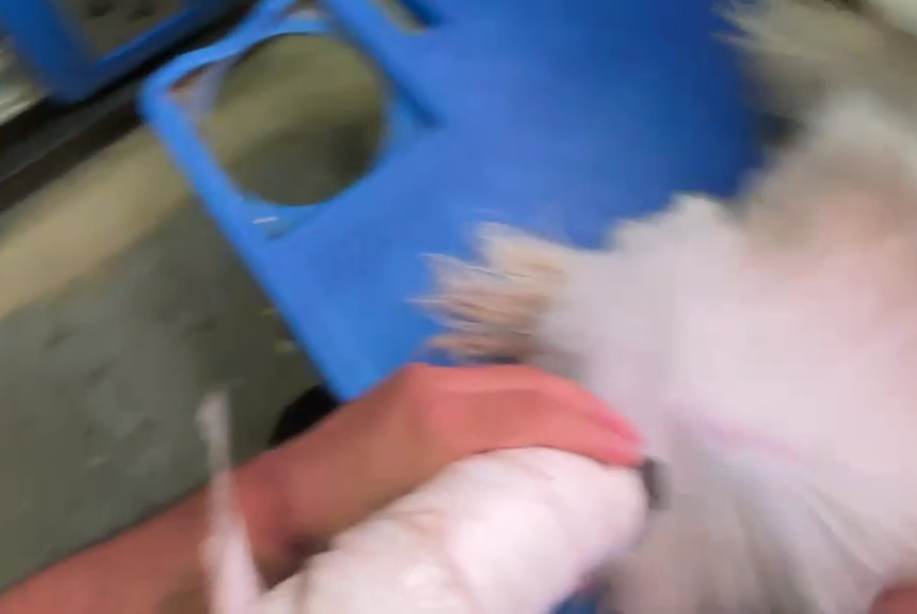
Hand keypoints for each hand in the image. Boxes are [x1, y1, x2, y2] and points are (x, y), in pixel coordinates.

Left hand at [260, 363, 642, 563]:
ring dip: (556, 400)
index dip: (591, 429)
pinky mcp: (408, 386)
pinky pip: (483, 384)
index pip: (532, 409)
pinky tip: (542, 426)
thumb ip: (492, 522)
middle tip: (629, 447)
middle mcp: (433, 385)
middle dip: (584, 408)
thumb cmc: (349, 532)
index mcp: (439, 417)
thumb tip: (558, 536)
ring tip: (597, 436)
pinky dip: (523, 399)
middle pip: (526, 382)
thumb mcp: (426, 538)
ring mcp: (418, 379)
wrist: (279, 505)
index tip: (637, 458)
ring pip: (506, 377)